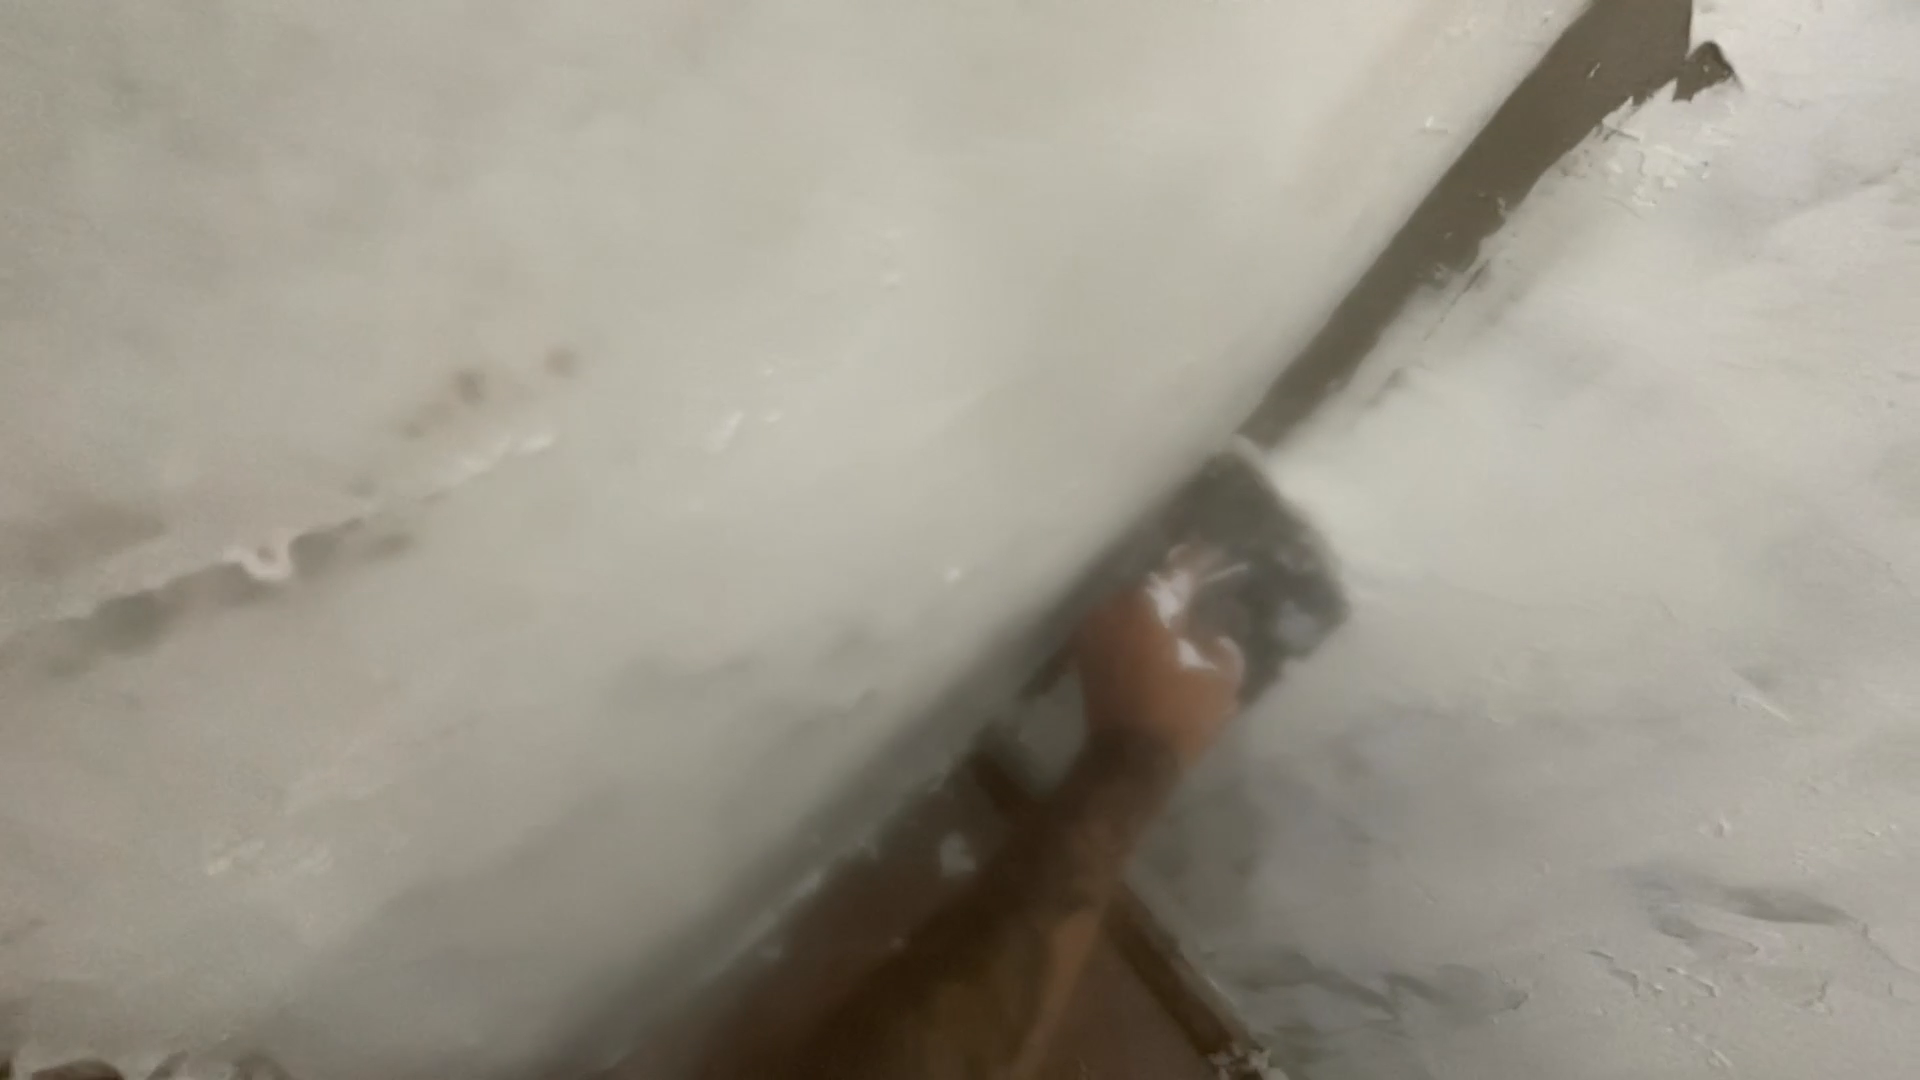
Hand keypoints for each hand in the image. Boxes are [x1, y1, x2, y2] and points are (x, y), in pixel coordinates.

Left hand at [1073, 546, 1245, 768]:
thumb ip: (1220, 645)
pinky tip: (1155, 634)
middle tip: (1197, 581)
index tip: (1215, 549)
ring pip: (1129, 606)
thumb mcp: (1221, 677)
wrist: (1129, 756)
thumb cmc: (1179, 712)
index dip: (1200, 560)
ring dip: (1152, 607)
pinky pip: (1116, 626)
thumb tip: (1212, 636)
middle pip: (1149, 586)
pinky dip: (1135, 626)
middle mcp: (1114, 607)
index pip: (1178, 571)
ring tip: (1178, 609)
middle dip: (1173, 584)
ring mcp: (1094, 629)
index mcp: (1149, 604)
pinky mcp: (1086, 653)